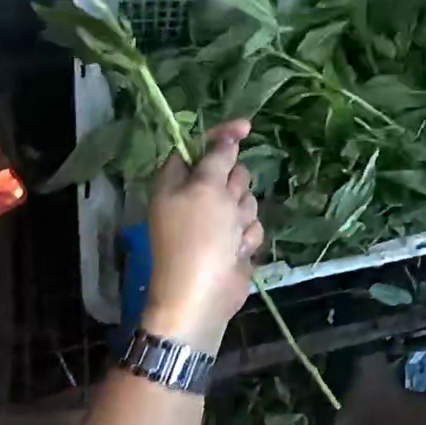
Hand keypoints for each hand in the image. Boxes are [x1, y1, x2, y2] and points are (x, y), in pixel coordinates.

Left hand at [142, 119, 263, 352]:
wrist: (202, 297)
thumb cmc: (197, 238)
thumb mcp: (205, 188)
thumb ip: (217, 157)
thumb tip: (226, 136)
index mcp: (175, 181)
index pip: (200, 145)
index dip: (222, 136)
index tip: (247, 127)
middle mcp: (194, 197)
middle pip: (229, 172)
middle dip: (235, 188)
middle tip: (225, 205)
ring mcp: (214, 221)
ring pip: (245, 199)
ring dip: (242, 216)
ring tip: (229, 235)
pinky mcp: (231, 241)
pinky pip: (250, 225)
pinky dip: (246, 237)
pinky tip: (236, 251)